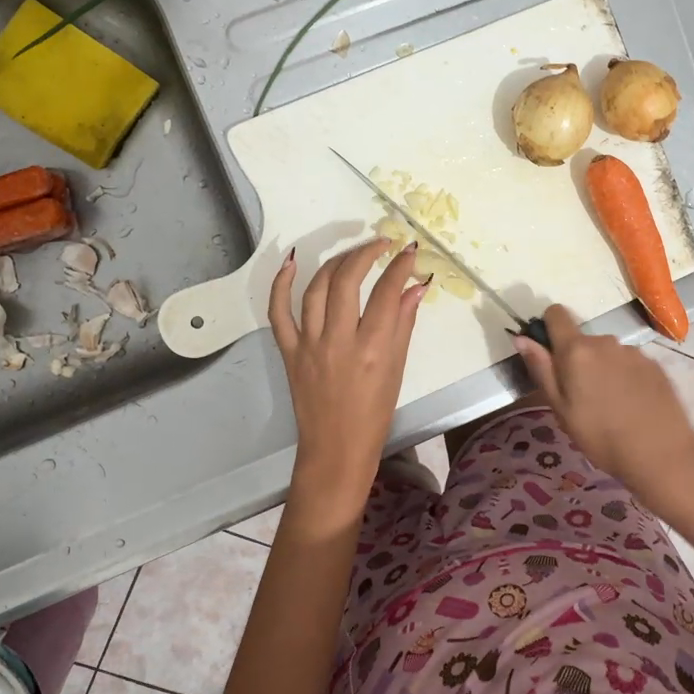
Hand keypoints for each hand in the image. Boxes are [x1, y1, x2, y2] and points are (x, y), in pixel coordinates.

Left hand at [269, 239, 425, 523]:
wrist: (336, 450)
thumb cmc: (374, 414)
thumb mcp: (397, 369)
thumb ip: (403, 323)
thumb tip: (415, 286)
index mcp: (372, 348)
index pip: (386, 292)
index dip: (399, 266)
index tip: (409, 251)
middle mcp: (338, 341)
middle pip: (348, 280)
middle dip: (366, 253)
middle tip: (382, 244)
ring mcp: (309, 344)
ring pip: (316, 289)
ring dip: (335, 263)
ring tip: (353, 254)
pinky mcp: (288, 351)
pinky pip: (278, 312)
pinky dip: (281, 284)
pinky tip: (293, 262)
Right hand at [513, 305, 693, 490]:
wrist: (661, 453)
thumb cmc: (600, 436)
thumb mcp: (560, 409)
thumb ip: (541, 369)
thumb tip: (521, 338)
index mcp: (576, 350)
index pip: (556, 314)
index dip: (548, 327)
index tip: (550, 353)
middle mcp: (605, 342)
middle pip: (582, 340)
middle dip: (577, 359)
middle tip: (581, 397)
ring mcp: (633, 351)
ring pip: (607, 353)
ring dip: (602, 368)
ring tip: (610, 405)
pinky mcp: (654, 365)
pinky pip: (629, 363)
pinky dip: (625, 377)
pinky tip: (632, 406)